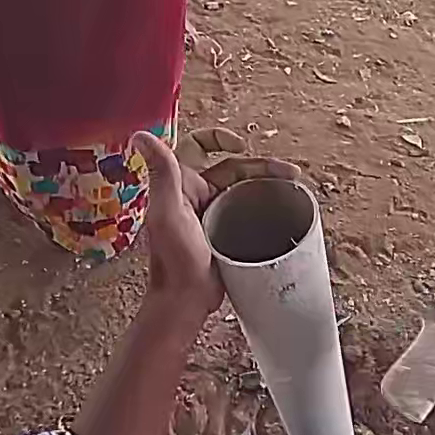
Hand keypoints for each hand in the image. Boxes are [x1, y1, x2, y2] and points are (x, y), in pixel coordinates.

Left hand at [131, 129, 302, 320]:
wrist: (187, 299)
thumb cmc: (174, 259)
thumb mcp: (168, 212)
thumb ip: (162, 173)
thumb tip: (140, 135)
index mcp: (181, 183)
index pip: (200, 146)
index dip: (220, 138)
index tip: (241, 145)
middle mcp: (197, 193)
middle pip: (233, 167)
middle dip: (261, 165)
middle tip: (289, 172)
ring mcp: (214, 212)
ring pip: (245, 186)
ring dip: (269, 182)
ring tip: (294, 185)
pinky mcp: (228, 230)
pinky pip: (249, 208)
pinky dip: (267, 203)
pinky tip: (285, 205)